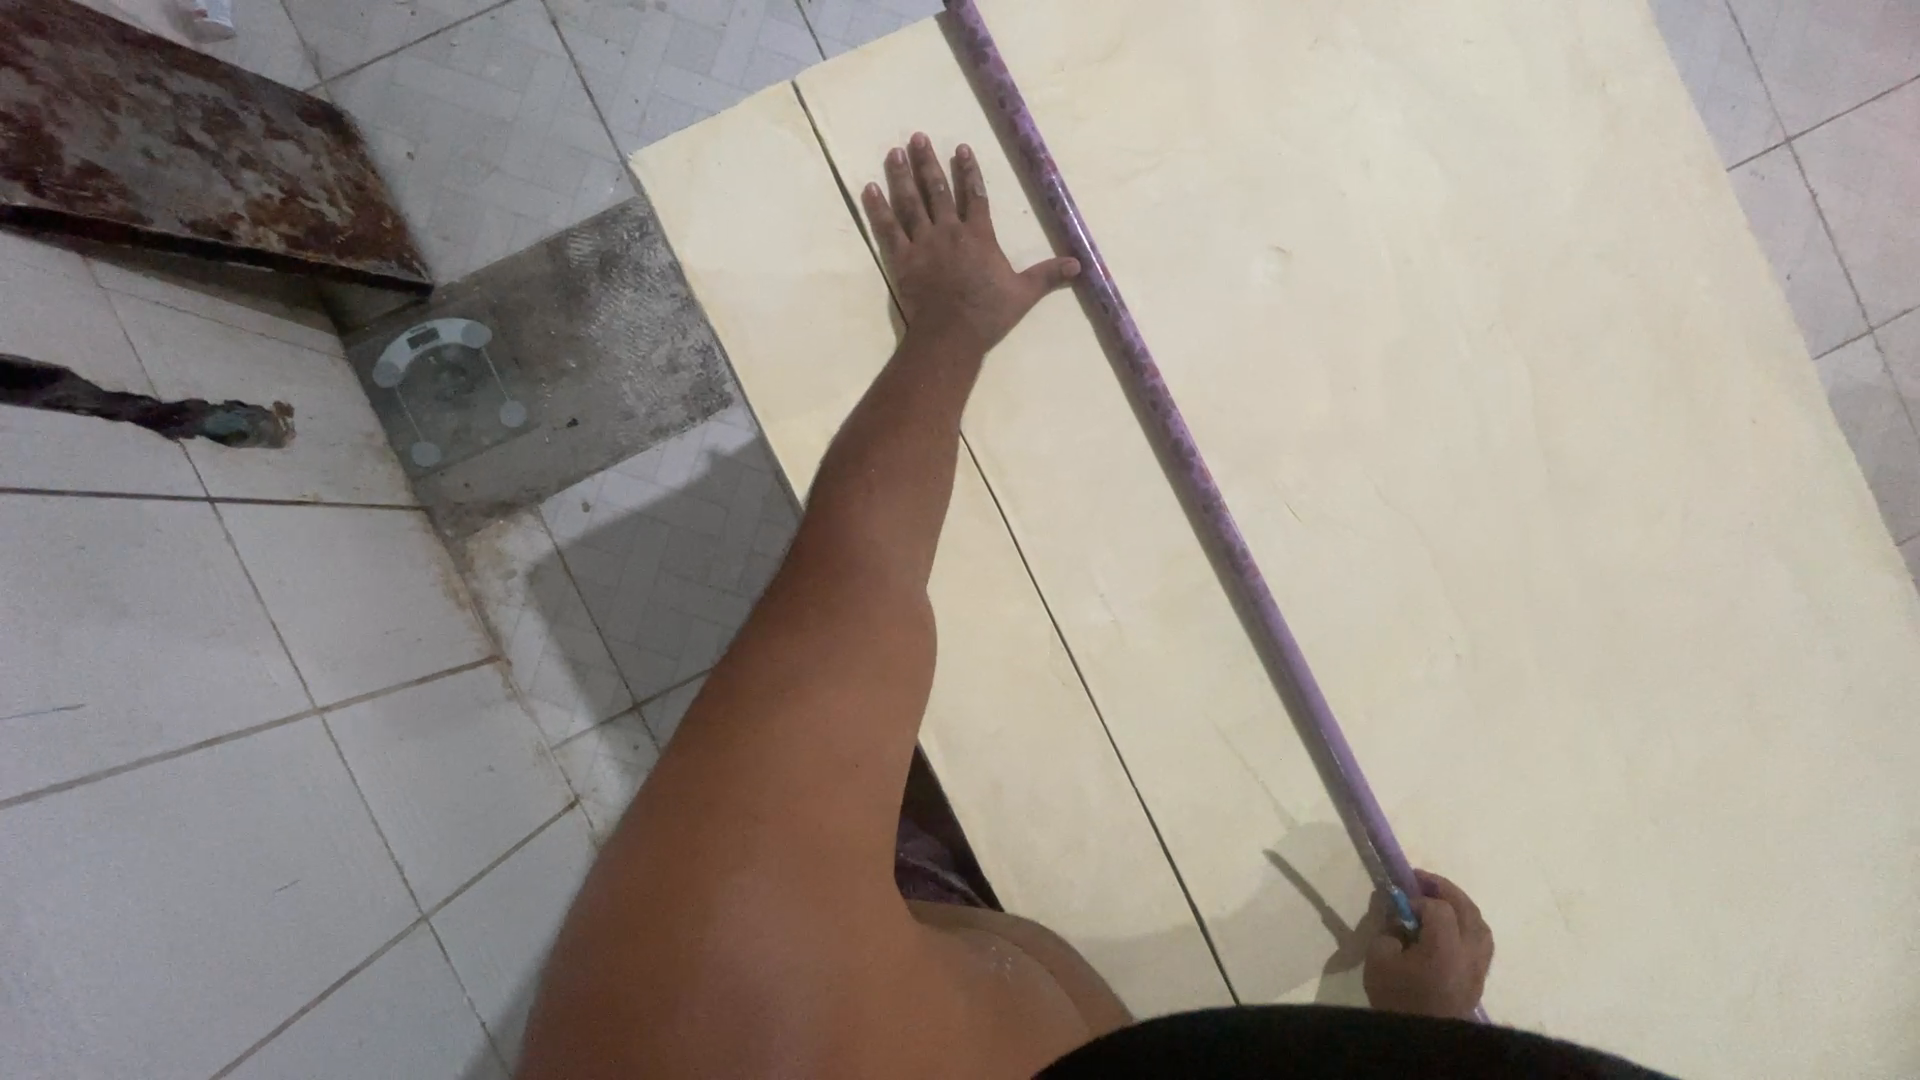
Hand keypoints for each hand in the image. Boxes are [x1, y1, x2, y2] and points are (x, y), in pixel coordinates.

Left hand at [861, 133, 1080, 355]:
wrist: (951, 335)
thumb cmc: (987, 315)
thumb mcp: (1023, 294)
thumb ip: (1048, 275)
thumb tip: (1079, 265)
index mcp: (979, 236)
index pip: (974, 195)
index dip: (968, 170)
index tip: (960, 148)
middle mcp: (949, 231)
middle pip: (937, 190)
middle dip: (928, 162)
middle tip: (918, 137)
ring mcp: (922, 243)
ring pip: (910, 202)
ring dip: (902, 175)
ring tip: (895, 152)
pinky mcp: (901, 259)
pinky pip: (887, 228)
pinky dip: (877, 208)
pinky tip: (869, 188)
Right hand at [1363, 870, 1493, 1020]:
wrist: (1423, 1041)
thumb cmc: (1397, 999)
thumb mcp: (1378, 959)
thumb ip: (1388, 929)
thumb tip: (1399, 915)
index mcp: (1444, 949)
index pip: (1439, 908)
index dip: (1418, 899)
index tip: (1400, 905)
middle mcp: (1469, 955)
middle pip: (1468, 910)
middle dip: (1445, 889)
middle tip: (1421, 879)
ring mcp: (1479, 968)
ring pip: (1481, 925)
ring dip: (1461, 906)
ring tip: (1439, 900)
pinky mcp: (1480, 979)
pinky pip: (1482, 942)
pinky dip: (1468, 926)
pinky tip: (1450, 927)